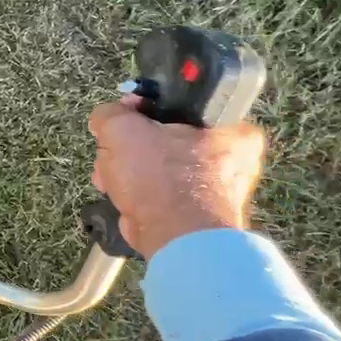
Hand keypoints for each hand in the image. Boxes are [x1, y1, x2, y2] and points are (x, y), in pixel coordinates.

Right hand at [88, 98, 267, 257]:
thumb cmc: (162, 181)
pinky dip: (136, 189)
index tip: (127, 118)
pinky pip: (156, 186)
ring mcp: (215, 184)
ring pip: (154, 162)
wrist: (173, 235)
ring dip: (125, 168)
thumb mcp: (122, 128)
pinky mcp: (196, 206)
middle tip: (117, 153)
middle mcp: (231, 157)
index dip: (146, 111)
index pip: (180, 106)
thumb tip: (108, 115)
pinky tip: (124, 193)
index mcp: (231, 129)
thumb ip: (112, 112)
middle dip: (128, 146)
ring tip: (116, 178)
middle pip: (161, 136)